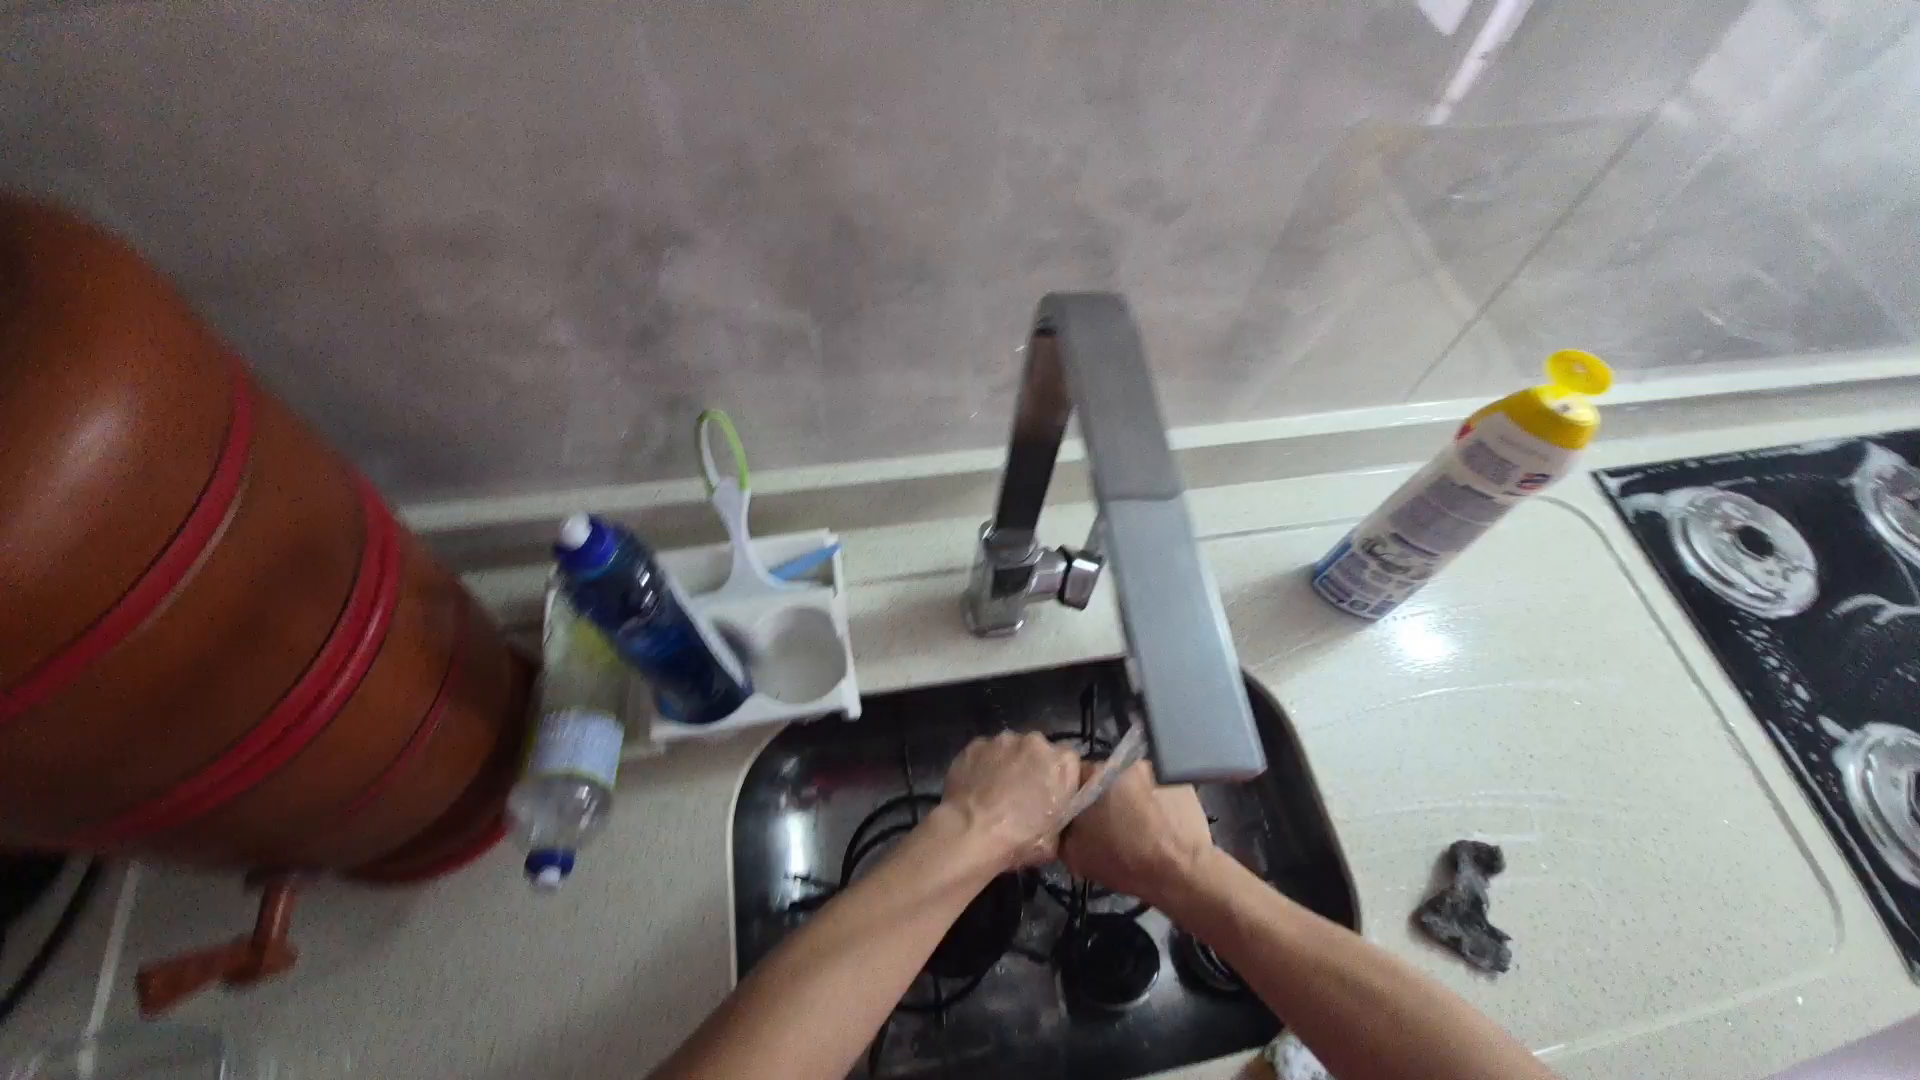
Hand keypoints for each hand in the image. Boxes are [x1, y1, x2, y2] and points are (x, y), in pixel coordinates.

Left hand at [938, 732, 1081, 870]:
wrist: (970, 832)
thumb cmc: (1018, 840)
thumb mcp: (1054, 840)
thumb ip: (1061, 816)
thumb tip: (1055, 815)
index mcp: (1063, 763)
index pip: (1070, 763)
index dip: (1059, 778)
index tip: (1050, 793)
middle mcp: (1036, 742)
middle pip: (1039, 751)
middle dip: (1033, 767)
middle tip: (1022, 792)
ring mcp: (1003, 740)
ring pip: (1011, 749)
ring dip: (1008, 763)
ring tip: (996, 790)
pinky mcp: (976, 743)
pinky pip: (985, 752)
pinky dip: (984, 764)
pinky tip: (976, 785)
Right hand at [1060, 761, 1214, 906]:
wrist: (1181, 873)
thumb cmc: (1125, 862)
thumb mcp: (1077, 855)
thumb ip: (1061, 830)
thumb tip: (1060, 823)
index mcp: (1094, 774)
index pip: (1074, 776)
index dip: (1075, 797)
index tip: (1080, 815)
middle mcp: (1123, 763)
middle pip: (1105, 776)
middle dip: (1105, 795)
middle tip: (1108, 821)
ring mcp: (1154, 768)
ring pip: (1133, 781)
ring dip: (1131, 796)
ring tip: (1137, 823)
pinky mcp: (1178, 779)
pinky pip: (1157, 787)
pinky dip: (1155, 800)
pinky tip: (1158, 822)